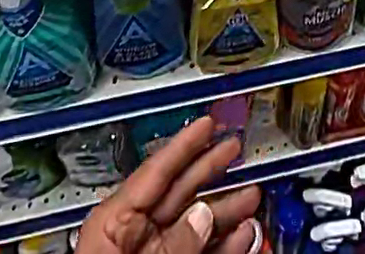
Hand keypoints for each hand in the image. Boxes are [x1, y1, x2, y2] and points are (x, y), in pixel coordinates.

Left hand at [77, 118, 261, 253]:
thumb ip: (172, 245)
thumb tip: (202, 215)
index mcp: (113, 226)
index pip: (154, 172)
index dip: (184, 145)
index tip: (207, 124)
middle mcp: (133, 240)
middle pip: (178, 194)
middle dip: (210, 172)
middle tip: (235, 148)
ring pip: (196, 228)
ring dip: (226, 212)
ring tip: (252, 196)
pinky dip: (224, 247)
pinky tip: (244, 236)